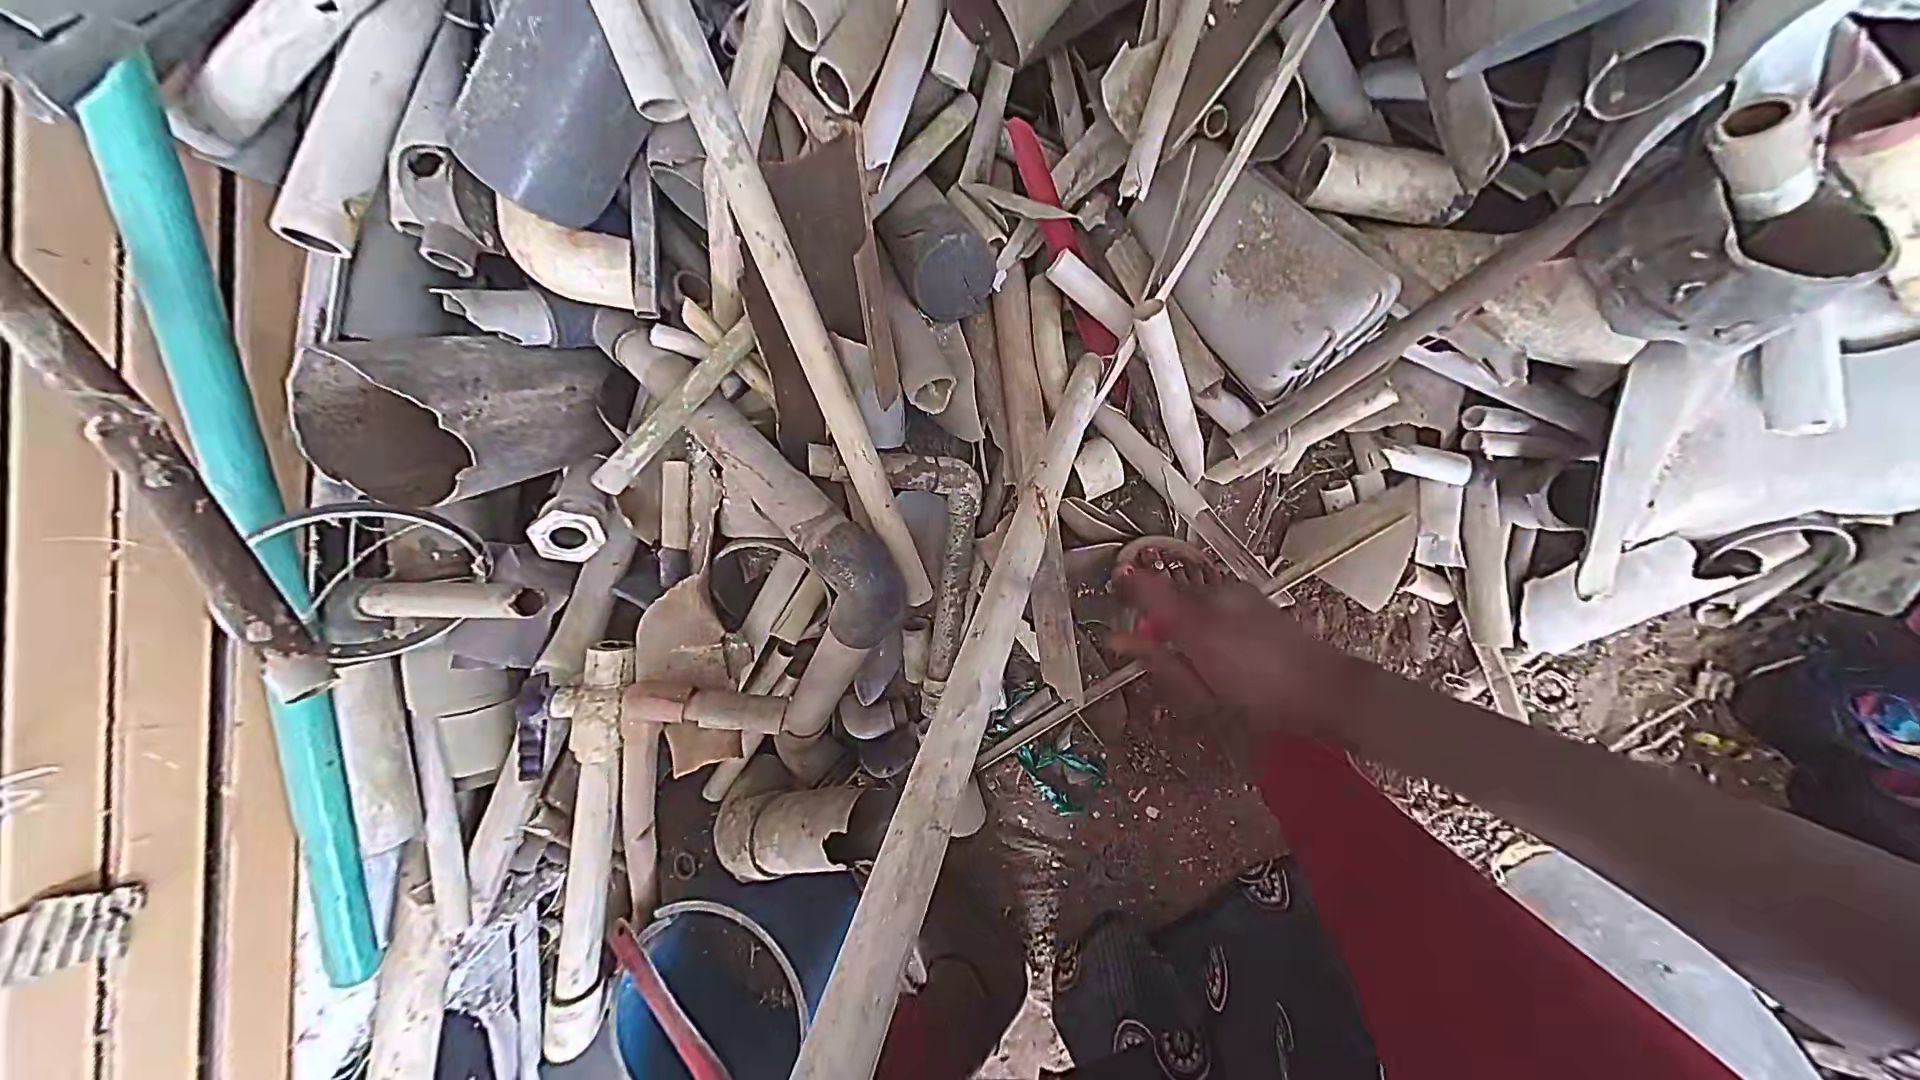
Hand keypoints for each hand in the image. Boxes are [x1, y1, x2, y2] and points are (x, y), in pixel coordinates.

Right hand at [1109, 555, 1371, 739]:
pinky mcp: (1249, 593)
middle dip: (1153, 610)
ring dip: (1179, 610)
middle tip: (1156, 642)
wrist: (1325, 689)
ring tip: (1193, 646)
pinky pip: (1210, 592)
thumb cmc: (1262, 699)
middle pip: (1164, 587)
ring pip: (1188, 590)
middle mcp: (1212, 595)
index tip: (1115, 595)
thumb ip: (1155, 660)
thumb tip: (1120, 642)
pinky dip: (1202, 609)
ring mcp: (1234, 590)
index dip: (1123, 587)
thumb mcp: (1198, 692)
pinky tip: (1217, 639)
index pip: (1143, 586)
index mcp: (1194, 622)